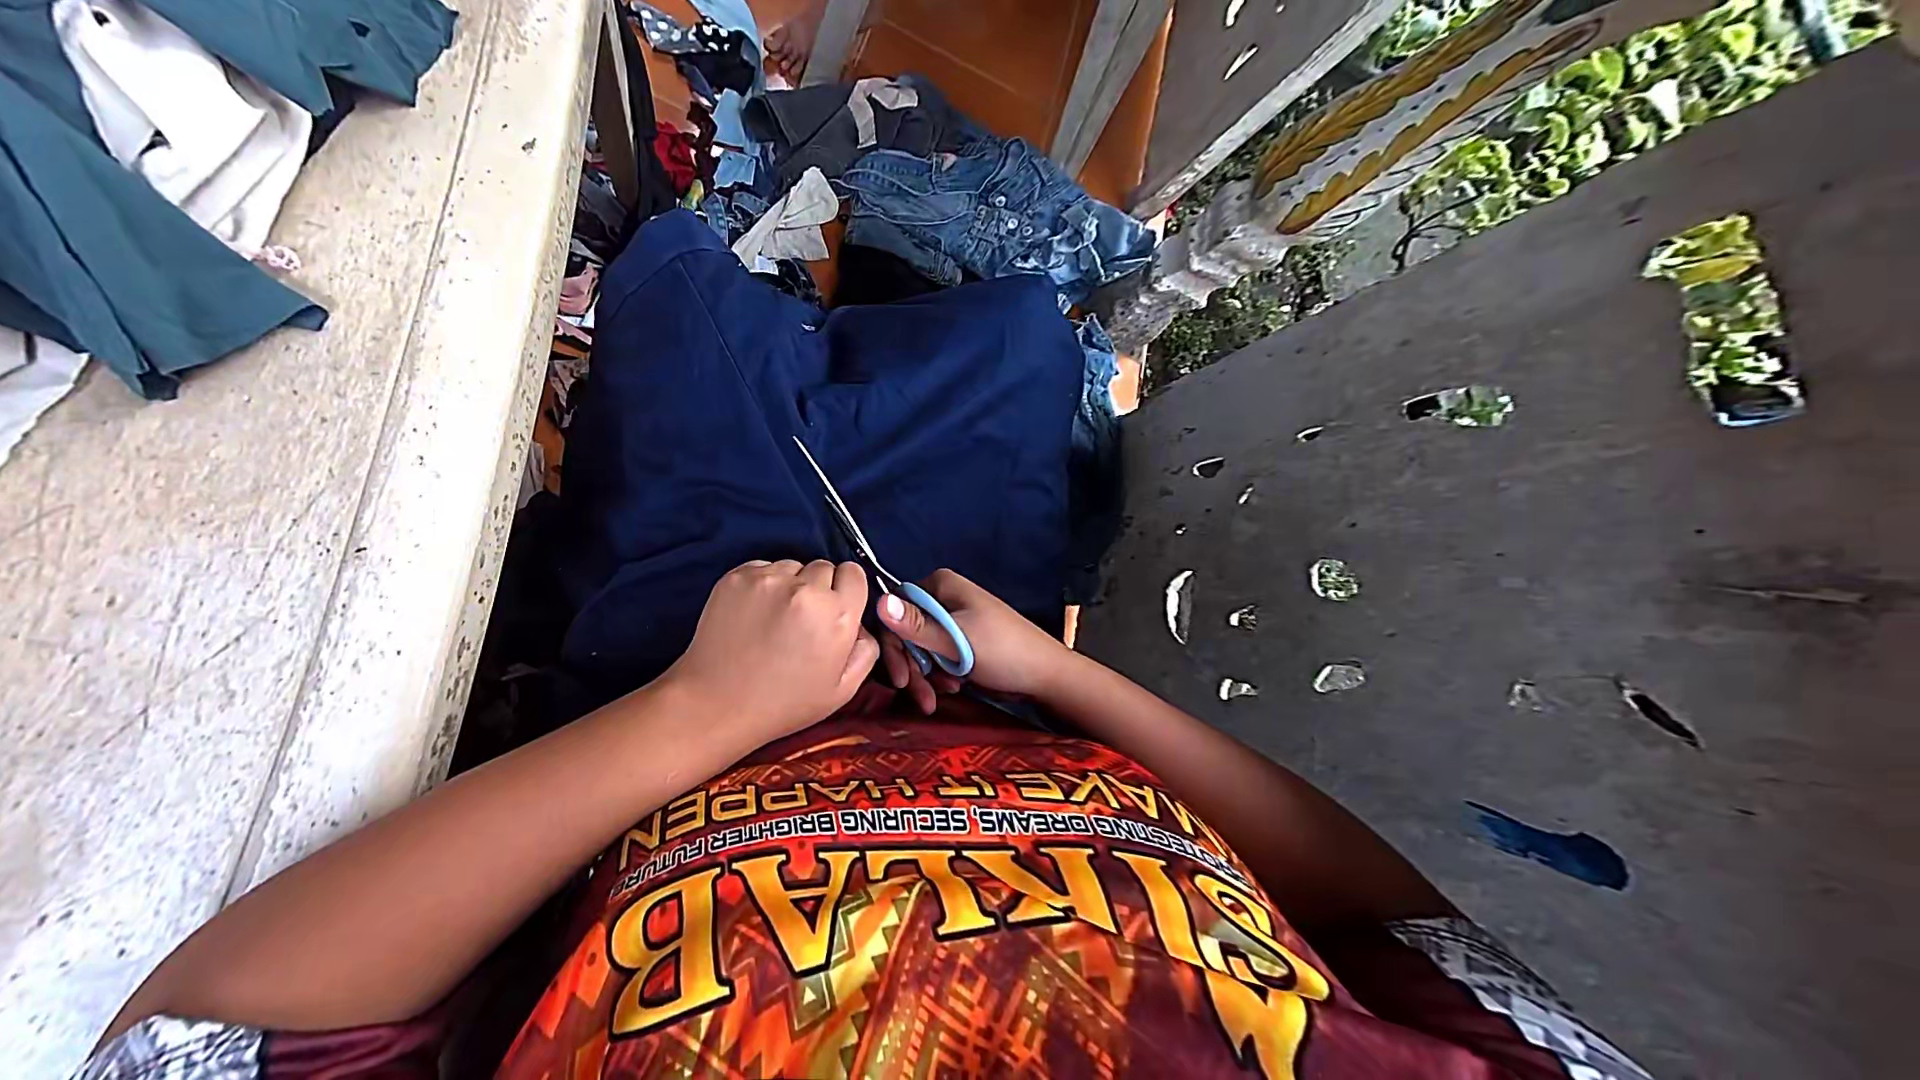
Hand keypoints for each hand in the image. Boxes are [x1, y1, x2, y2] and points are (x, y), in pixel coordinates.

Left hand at [663, 560, 880, 739]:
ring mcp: (769, 580)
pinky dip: (763, 584)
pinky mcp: (738, 577)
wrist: (716, 704)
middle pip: (824, 567)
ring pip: (792, 566)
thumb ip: (866, 651)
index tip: (835, 607)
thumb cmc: (782, 703)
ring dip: (790, 584)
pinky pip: (763, 568)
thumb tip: (862, 626)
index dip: (846, 590)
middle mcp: (806, 590)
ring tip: (775, 618)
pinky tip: (755, 614)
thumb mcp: (842, 691)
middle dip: (819, 589)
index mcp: (838, 615)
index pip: (854, 574)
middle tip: (802, 620)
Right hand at [876, 569, 1077, 710]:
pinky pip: (934, 659)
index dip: (895, 645)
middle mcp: (943, 599)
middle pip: (905, 633)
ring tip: (939, 698)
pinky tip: (952, 690)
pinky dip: (938, 677)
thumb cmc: (1004, 652)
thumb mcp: (956, 641)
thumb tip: (878, 602)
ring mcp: (952, 622)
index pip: (896, 610)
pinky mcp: (959, 643)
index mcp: (941, 586)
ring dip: (925, 677)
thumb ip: (916, 625)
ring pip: (918, 650)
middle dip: (913, 668)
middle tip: (922, 695)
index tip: (902, 676)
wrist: (1044, 677)